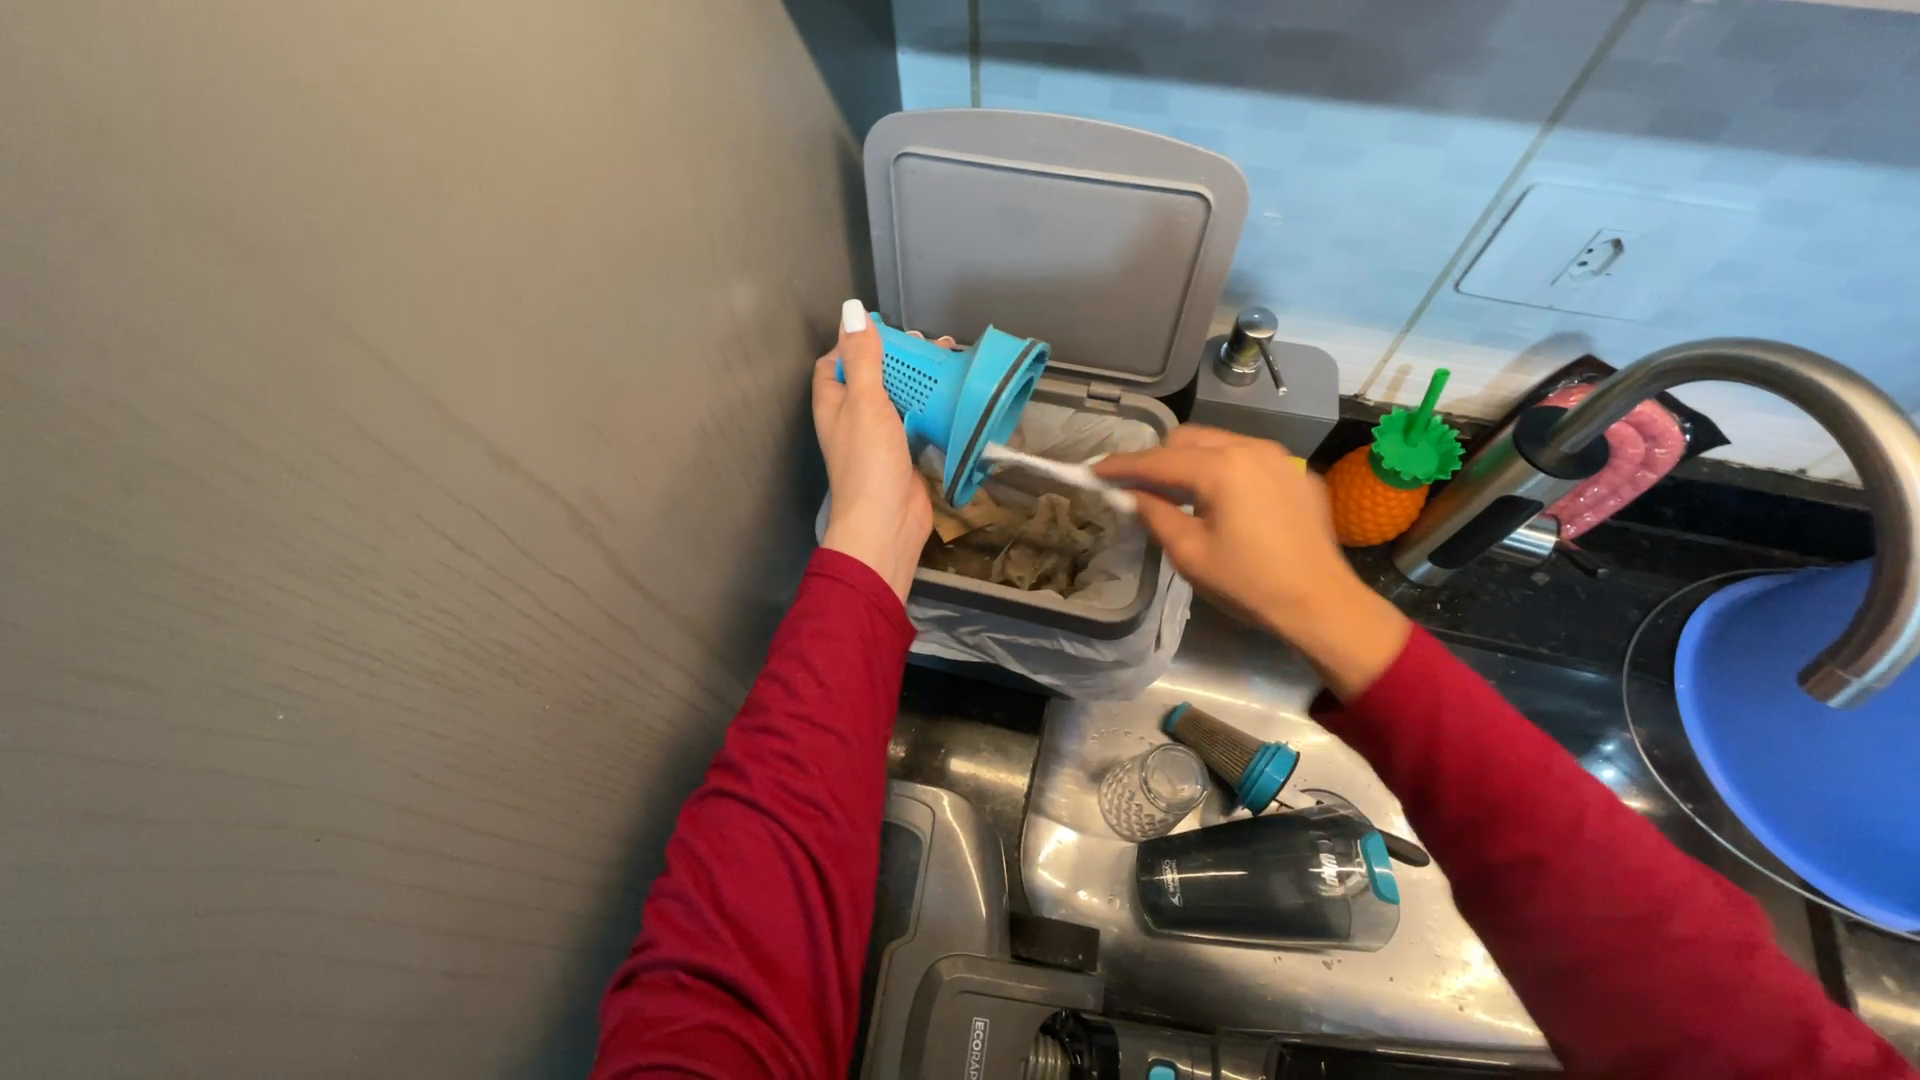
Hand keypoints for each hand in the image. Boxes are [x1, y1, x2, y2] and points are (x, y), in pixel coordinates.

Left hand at [812, 300, 932, 602]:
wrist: (887, 522)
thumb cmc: (869, 460)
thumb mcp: (864, 400)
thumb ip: (862, 357)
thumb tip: (852, 310)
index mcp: (833, 403)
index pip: (834, 362)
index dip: (853, 342)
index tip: (881, 327)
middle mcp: (852, 418)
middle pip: (871, 377)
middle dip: (895, 358)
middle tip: (924, 343)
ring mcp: (879, 438)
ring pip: (898, 399)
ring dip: (918, 380)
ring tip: (945, 360)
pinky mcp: (905, 454)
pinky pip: (917, 421)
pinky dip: (931, 407)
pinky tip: (952, 395)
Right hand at [1093, 426, 1409, 698]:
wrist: (1321, 603)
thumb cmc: (1248, 584)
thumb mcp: (1189, 554)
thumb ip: (1154, 513)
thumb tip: (1131, 494)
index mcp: (1221, 468)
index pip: (1157, 460)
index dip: (1121, 466)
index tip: (1094, 471)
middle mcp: (1251, 448)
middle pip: (1188, 440)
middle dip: (1158, 459)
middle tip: (1137, 488)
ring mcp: (1280, 458)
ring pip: (1219, 443)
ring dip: (1191, 462)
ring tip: (1178, 494)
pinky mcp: (1298, 474)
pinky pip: (1249, 459)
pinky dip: (1225, 471)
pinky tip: (1223, 502)